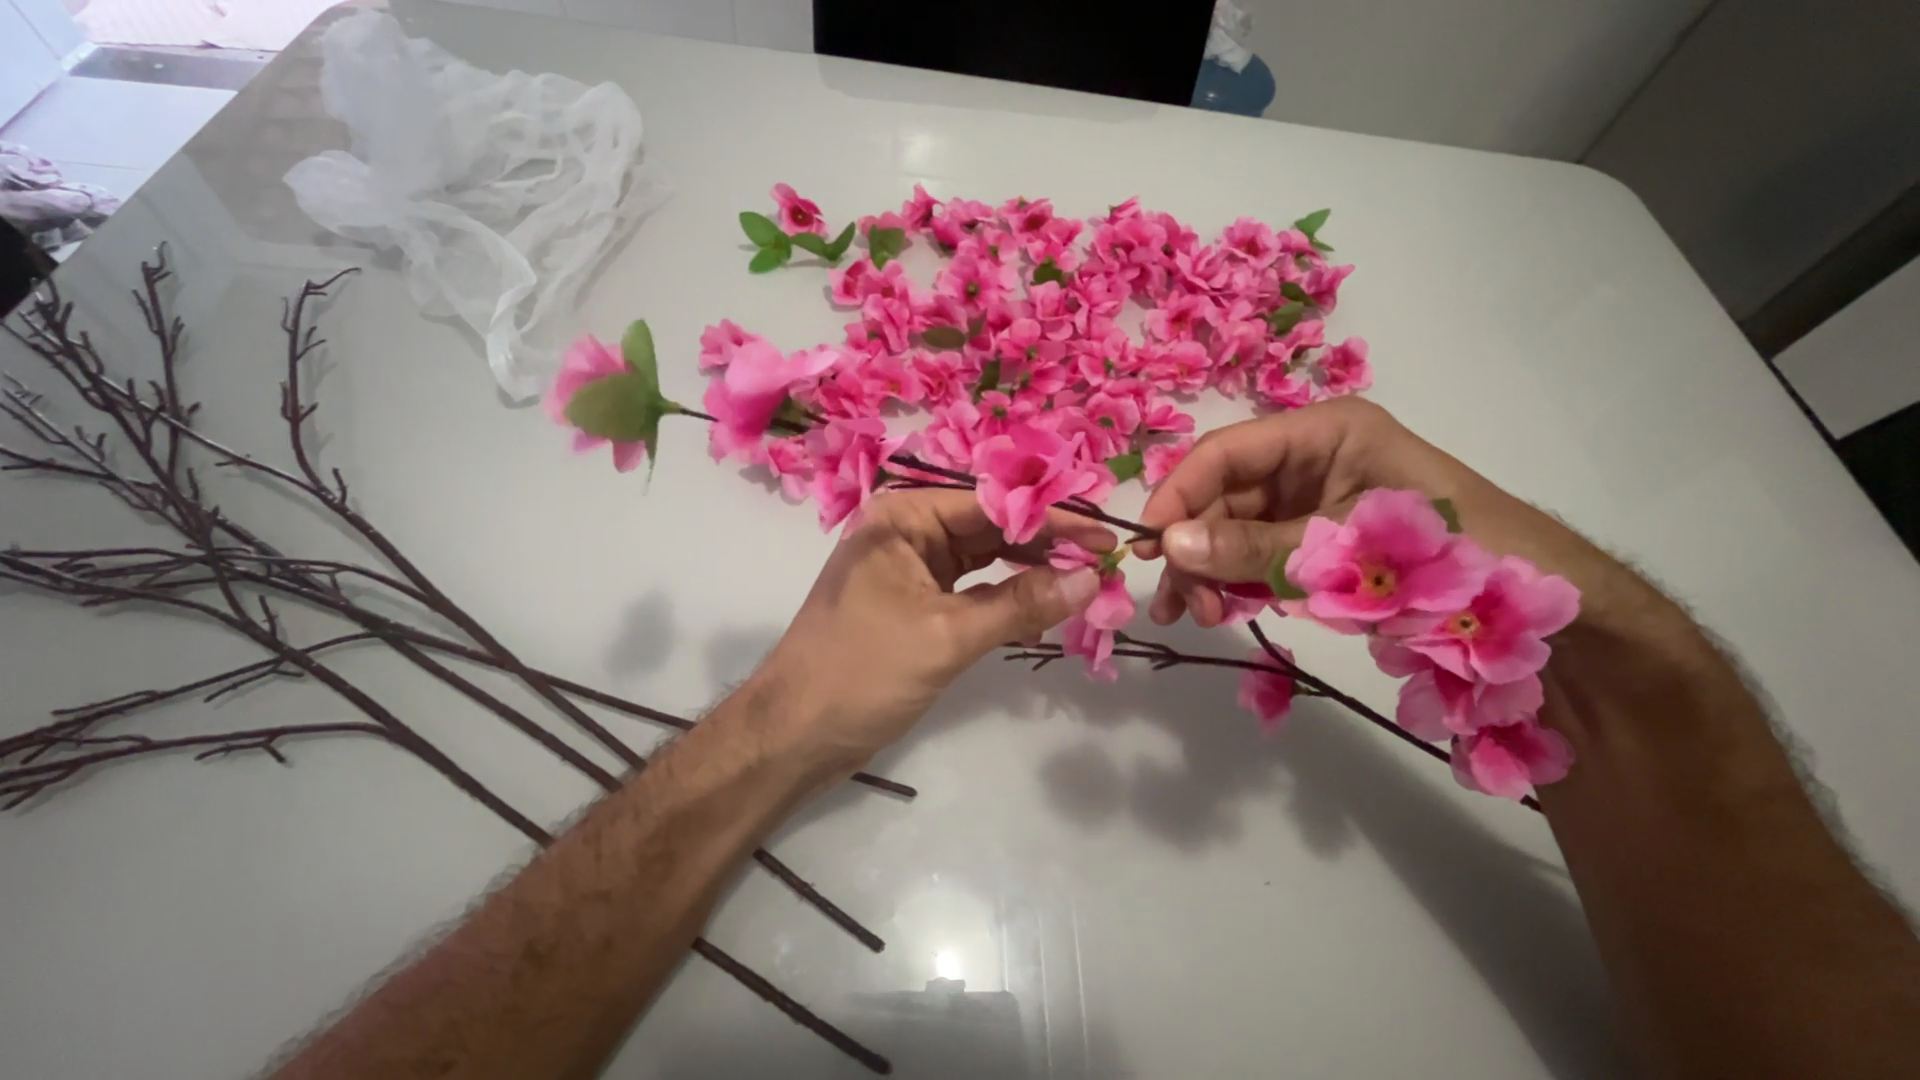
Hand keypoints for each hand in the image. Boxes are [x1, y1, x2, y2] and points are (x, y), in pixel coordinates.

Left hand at [752, 489, 1111, 774]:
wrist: (794, 734)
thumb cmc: (861, 672)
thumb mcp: (947, 636)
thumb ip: (1021, 605)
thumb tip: (1090, 580)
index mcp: (903, 518)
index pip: (993, 505)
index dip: (1054, 519)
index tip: (1106, 536)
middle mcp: (906, 533)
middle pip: (991, 528)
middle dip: (1046, 545)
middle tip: (1104, 563)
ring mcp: (909, 570)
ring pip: (985, 560)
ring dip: (1031, 573)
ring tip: (1085, 585)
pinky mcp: (914, 606)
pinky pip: (971, 591)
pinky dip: (1006, 600)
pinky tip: (1044, 610)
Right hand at [1136, 398, 1642, 628]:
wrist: (1544, 612)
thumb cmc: (1457, 560)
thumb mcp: (1346, 551)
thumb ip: (1254, 548)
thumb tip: (1167, 544)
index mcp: (1325, 432)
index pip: (1225, 452)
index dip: (1177, 494)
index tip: (1146, 546)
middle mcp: (1311, 458)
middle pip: (1221, 493)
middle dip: (1192, 545)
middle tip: (1180, 606)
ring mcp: (1313, 499)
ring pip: (1232, 527)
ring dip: (1207, 570)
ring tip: (1198, 617)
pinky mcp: (1317, 539)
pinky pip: (1257, 554)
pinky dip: (1235, 582)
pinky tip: (1222, 610)